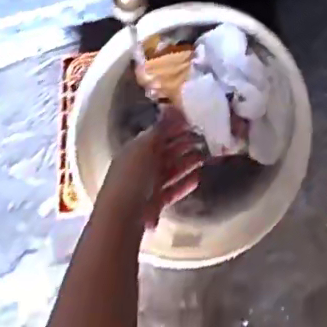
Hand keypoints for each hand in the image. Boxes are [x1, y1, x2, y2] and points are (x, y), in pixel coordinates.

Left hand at [100, 105, 204, 228]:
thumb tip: (171, 106)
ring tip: (205, 157)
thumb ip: (160, 128)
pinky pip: (172, 191)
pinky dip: (184, 184)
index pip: (157, 134)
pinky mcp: (154, 205)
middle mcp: (140, 166)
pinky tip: (198, 178)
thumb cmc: (132, 177)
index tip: (194, 121)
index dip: (174, 127)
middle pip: (165, 153)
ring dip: (187, 163)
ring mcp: (146, 187)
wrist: (120, 220)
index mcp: (134, 150)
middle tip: (205, 138)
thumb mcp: (145, 147)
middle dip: (184, 145)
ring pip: (170, 171)